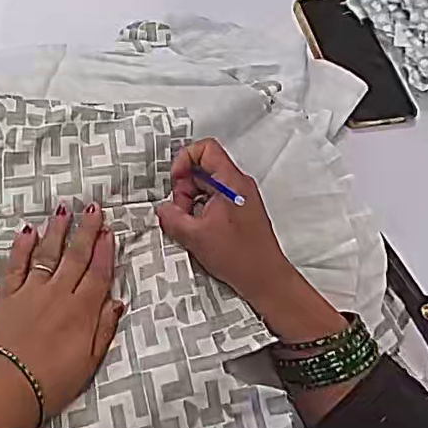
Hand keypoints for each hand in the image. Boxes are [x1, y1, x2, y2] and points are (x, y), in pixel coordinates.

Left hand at [0, 203, 122, 427]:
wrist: (3, 387)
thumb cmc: (50, 384)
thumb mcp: (89, 363)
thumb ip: (103, 330)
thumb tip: (116, 302)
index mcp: (83, 311)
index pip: (99, 273)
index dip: (106, 251)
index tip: (110, 231)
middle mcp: (59, 295)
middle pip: (76, 257)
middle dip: (87, 231)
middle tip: (94, 208)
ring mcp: (31, 292)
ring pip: (48, 254)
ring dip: (57, 231)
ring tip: (65, 210)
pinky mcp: (6, 296)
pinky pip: (16, 266)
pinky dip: (22, 247)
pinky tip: (28, 232)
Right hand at [154, 139, 344, 343]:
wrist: (264, 278)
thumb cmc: (240, 257)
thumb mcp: (194, 236)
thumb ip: (172, 217)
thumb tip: (163, 209)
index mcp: (232, 182)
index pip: (206, 149)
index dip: (185, 159)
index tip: (176, 179)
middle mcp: (239, 185)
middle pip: (203, 168)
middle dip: (184, 187)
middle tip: (180, 211)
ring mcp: (241, 197)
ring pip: (207, 185)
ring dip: (191, 201)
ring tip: (190, 224)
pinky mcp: (240, 210)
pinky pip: (215, 199)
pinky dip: (201, 209)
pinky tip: (199, 230)